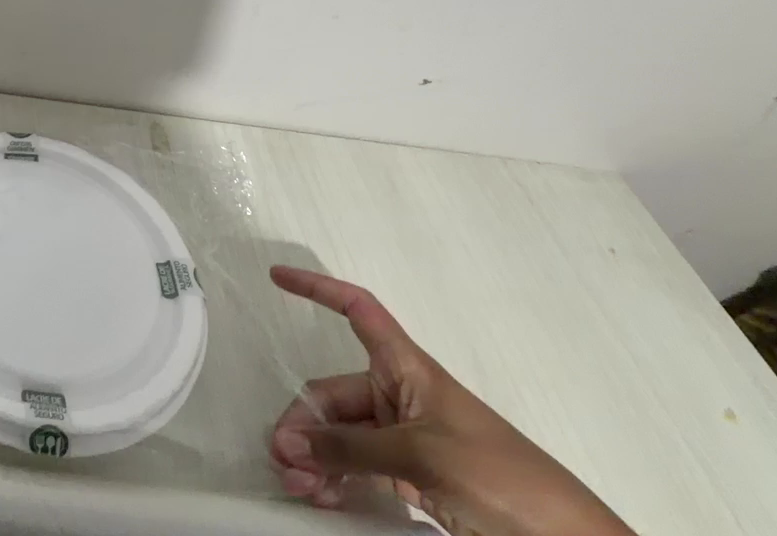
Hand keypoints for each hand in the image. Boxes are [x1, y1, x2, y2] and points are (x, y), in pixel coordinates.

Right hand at [268, 266, 634, 535]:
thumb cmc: (501, 480)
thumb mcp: (421, 458)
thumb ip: (350, 448)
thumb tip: (288, 443)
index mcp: (409, 372)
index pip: (359, 312)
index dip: (318, 290)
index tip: (275, 278)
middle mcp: (402, 399)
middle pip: (333, 393)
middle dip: (304, 422)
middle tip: (284, 460)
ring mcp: (406, 442)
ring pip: (341, 436)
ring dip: (314, 457)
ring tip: (297, 486)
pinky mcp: (413, 480)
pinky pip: (358, 469)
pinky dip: (334, 480)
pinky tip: (318, 497)